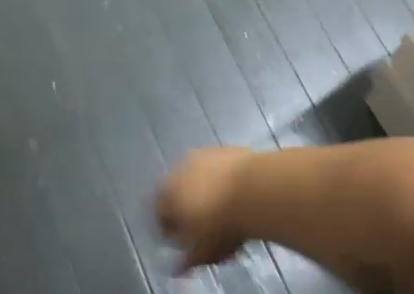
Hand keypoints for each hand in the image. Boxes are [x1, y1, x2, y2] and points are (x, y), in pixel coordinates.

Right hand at [156, 147, 253, 272]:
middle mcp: (179, 170)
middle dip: (187, 208)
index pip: (159, 214)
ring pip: (197, 178)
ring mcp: (202, 155)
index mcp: (167, 196)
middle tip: (203, 225)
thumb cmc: (221, 226)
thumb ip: (188, 258)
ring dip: (204, 191)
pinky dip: (221, 179)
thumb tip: (179, 265)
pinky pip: (217, 167)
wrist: (254, 189)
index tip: (184, 241)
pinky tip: (235, 192)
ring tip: (221, 208)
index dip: (171, 230)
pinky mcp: (224, 148)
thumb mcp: (203, 252)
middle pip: (177, 192)